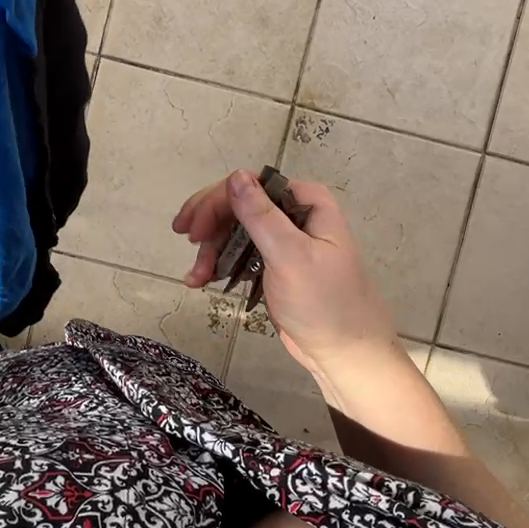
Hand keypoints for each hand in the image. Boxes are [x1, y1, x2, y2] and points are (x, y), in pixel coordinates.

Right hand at [173, 170, 397, 374]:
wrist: (343, 352)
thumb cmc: (324, 303)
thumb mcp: (290, 256)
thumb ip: (261, 215)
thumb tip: (234, 175)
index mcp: (307, 203)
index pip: (251, 185)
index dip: (217, 202)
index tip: (194, 231)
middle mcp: (295, 215)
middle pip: (238, 206)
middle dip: (209, 226)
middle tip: (185, 242)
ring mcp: (283, 242)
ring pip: (233, 232)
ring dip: (210, 251)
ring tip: (195, 277)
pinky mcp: (273, 266)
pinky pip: (238, 255)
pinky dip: (219, 265)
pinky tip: (201, 280)